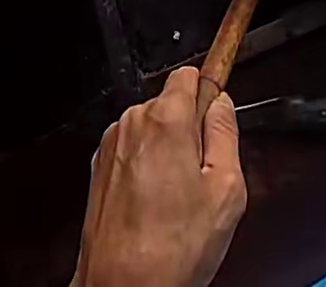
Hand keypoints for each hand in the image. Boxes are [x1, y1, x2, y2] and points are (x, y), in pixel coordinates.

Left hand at [73, 67, 245, 286]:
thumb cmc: (172, 250)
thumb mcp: (226, 191)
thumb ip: (226, 134)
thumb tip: (221, 104)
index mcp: (166, 119)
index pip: (189, 75)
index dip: (206, 93)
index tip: (213, 115)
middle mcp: (133, 121)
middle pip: (170, 104)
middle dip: (188, 129)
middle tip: (198, 175)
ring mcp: (112, 143)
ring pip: (150, 129)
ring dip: (164, 150)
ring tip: (174, 199)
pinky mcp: (99, 165)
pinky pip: (131, 149)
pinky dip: (143, 166)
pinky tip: (152, 206)